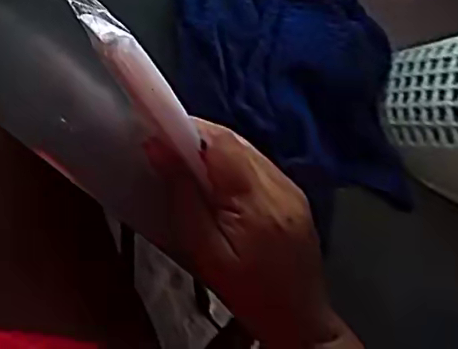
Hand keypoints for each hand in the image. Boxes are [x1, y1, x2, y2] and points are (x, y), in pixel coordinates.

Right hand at [150, 120, 357, 348]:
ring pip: (243, 146)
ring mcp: (290, 187)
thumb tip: (156, 146)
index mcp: (258, 202)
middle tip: (169, 149)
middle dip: (197, 136)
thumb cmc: (248, 295)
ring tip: (190, 164)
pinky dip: (230, 160)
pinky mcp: (293, 192)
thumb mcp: (205, 252)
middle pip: (232, 139)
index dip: (188, 129)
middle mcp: (279, 186)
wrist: (301, 328)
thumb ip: (182, 195)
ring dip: (213, 147)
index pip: (220, 142)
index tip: (160, 134)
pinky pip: (254, 160)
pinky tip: (217, 178)